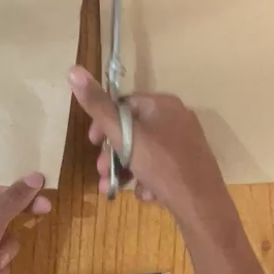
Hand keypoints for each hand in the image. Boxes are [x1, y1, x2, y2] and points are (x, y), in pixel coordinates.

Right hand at [67, 66, 226, 217]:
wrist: (200, 203)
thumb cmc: (161, 164)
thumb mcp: (124, 135)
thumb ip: (98, 107)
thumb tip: (73, 70)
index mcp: (162, 104)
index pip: (124, 104)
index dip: (103, 123)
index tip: (92, 143)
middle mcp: (177, 118)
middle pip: (133, 131)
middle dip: (112, 153)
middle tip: (101, 171)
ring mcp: (185, 142)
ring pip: (145, 153)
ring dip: (125, 170)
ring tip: (113, 188)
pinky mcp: (189, 164)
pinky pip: (160, 167)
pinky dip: (148, 180)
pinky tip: (146, 194)